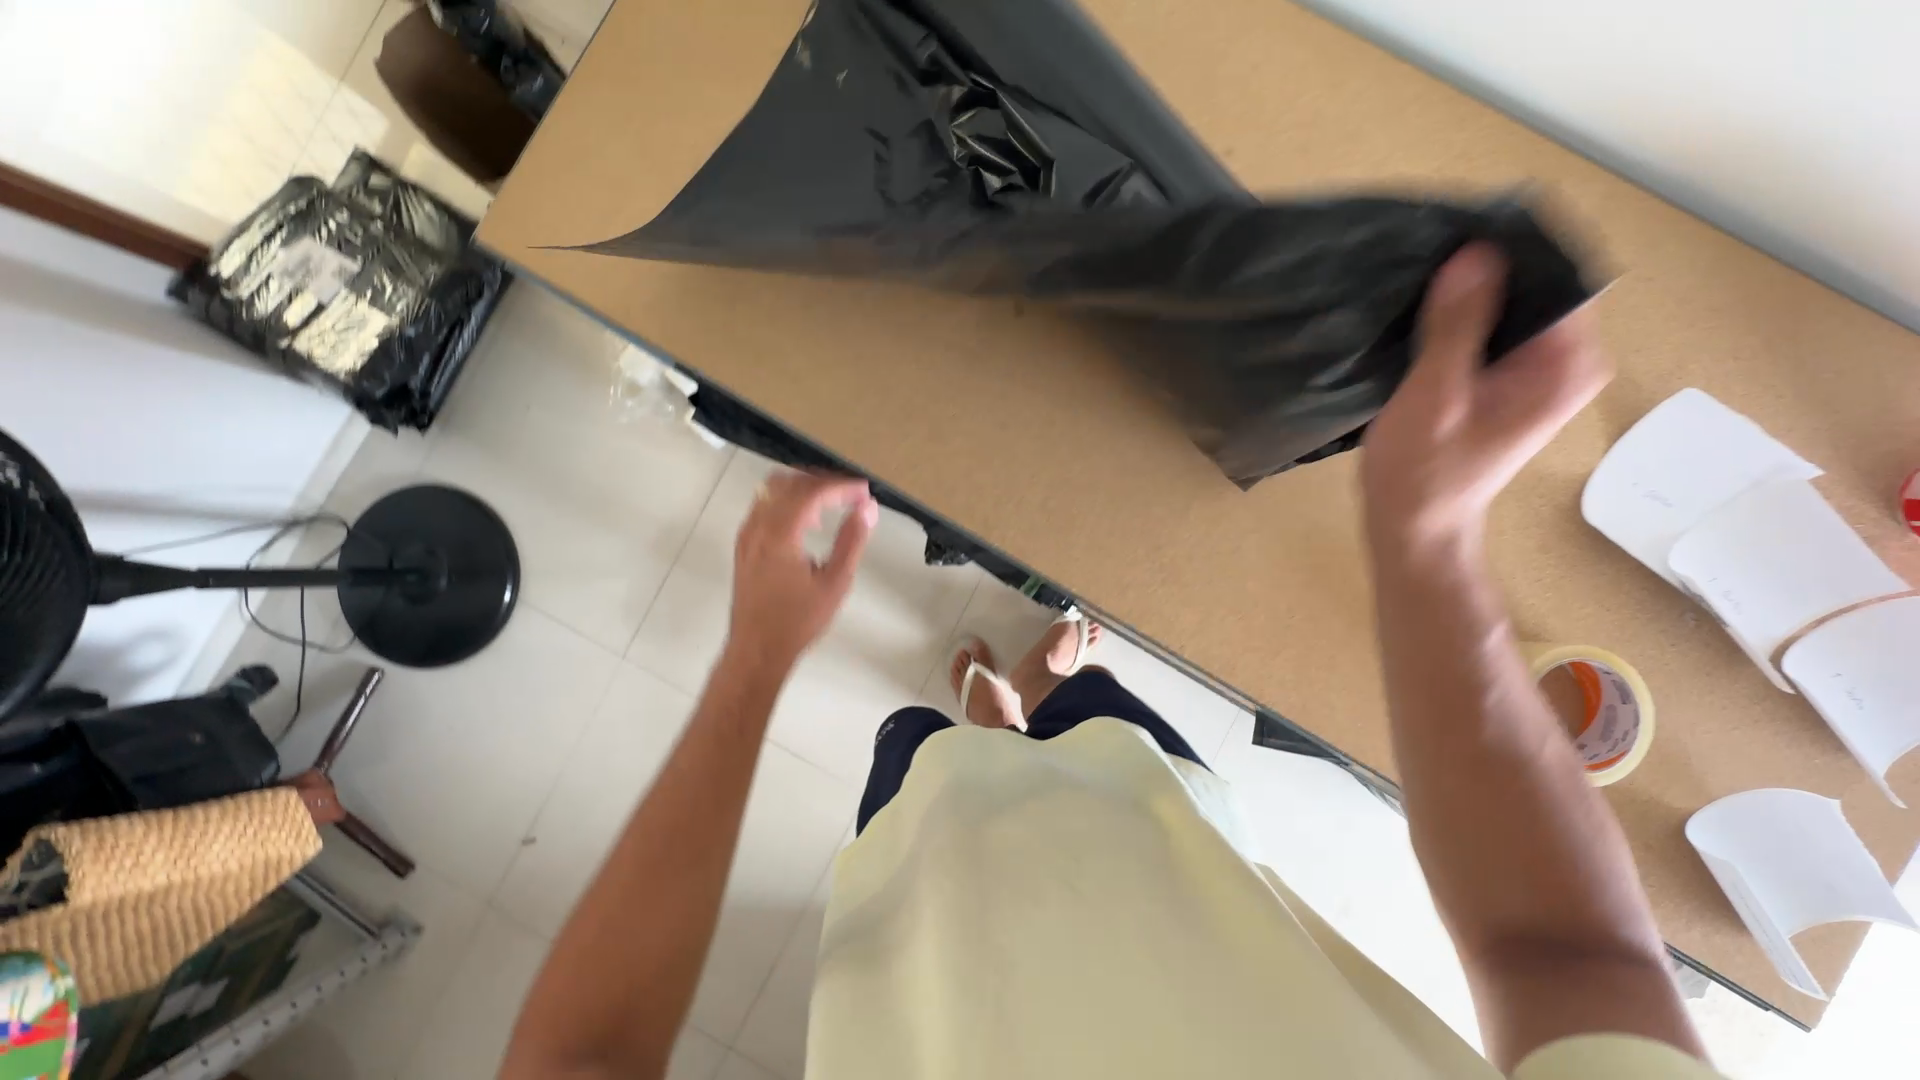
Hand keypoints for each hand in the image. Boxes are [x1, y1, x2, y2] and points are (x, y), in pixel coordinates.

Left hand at [724, 469, 879, 671]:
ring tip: (831, 504)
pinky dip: (786, 502)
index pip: (812, 492)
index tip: (865, 491)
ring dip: (802, 488)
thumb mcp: (835, 582)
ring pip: (772, 490)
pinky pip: (763, 506)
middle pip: (789, 482)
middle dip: (822, 480)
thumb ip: (851, 541)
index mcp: (780, 534)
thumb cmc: (799, 621)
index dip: (841, 486)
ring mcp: (746, 535)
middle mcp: (758, 527)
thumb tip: (868, 509)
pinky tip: (806, 522)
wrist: (757, 650)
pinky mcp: (743, 545)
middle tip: (850, 493)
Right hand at [1361, 244, 1609, 552]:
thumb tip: (1476, 254)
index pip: (1559, 273)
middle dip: (1487, 263)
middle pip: (1537, 285)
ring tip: (1421, 271)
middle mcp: (1566, 360)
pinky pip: (1495, 327)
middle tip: (1428, 247)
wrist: (1413, 528)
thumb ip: (1458, 326)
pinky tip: (1425, 307)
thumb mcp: (1435, 395)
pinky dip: (1463, 313)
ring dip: (1470, 288)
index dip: (1514, 244)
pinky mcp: (1509, 380)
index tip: (1459, 225)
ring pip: (1513, 304)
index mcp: (1565, 363)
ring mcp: (1539, 371)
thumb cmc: (1423, 472)